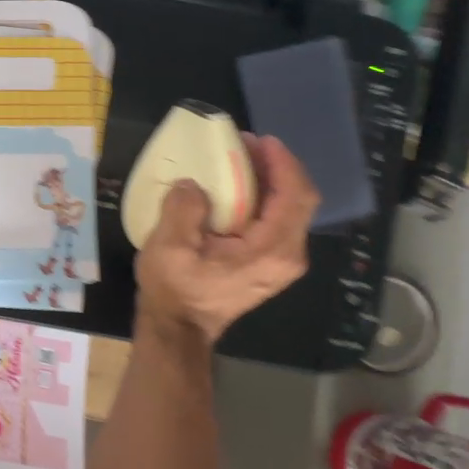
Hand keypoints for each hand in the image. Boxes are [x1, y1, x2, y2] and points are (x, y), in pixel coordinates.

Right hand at [134, 134, 319, 341]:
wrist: (178, 327)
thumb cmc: (175, 288)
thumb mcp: (171, 246)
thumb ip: (185, 210)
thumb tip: (192, 184)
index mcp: (273, 249)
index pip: (294, 197)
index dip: (283, 165)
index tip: (260, 141)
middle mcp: (288, 255)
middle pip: (297, 202)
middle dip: (276, 169)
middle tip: (244, 146)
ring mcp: (280, 262)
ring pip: (286, 213)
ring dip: (267, 184)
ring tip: (238, 164)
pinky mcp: (267, 266)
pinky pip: (274, 225)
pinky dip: (259, 202)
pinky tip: (234, 194)